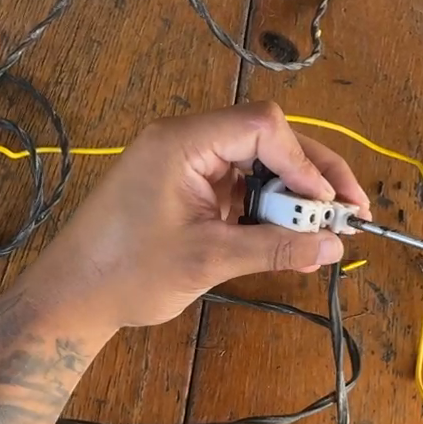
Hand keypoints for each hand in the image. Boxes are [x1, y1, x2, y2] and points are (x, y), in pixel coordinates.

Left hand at [17, 102, 369, 336]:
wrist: (72, 297)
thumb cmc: (127, 273)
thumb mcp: (208, 260)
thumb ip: (274, 248)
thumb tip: (334, 247)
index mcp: (183, 142)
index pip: (261, 126)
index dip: (303, 162)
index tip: (326, 205)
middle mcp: (188, 143)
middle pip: (267, 140)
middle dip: (311, 175)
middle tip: (350, 211)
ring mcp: (189, 168)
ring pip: (259, 166)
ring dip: (293, 197)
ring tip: (327, 231)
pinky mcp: (189, 192)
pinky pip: (241, 190)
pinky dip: (268, 211)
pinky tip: (293, 238)